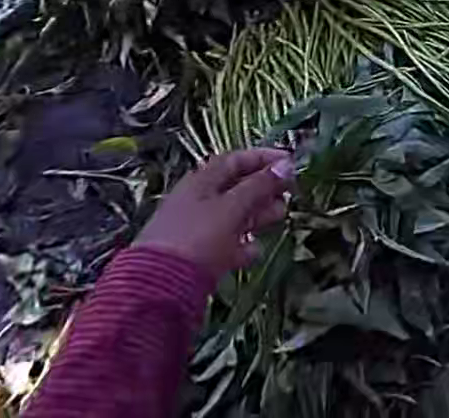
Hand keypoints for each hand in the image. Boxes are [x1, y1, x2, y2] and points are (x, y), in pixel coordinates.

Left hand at [134, 148, 295, 271]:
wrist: (157, 290)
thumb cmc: (198, 236)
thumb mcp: (232, 206)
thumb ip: (260, 185)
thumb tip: (286, 164)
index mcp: (203, 180)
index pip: (238, 159)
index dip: (265, 158)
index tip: (291, 163)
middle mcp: (200, 199)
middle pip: (239, 186)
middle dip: (266, 188)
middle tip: (290, 193)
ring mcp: (197, 228)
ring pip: (235, 214)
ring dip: (259, 214)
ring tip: (280, 217)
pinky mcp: (198, 256)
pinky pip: (226, 243)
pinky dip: (242, 244)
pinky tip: (254, 251)